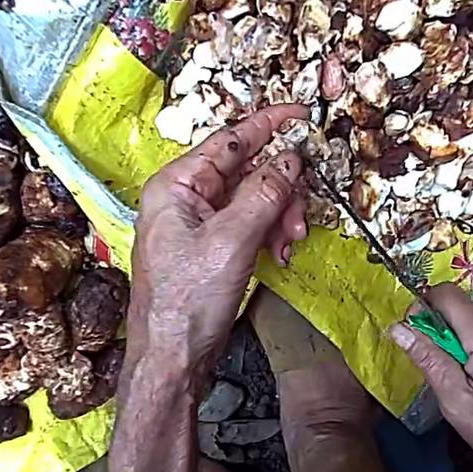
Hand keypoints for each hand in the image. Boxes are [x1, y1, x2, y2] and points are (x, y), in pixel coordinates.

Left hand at [127, 104, 310, 378]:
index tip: (299, 115)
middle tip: (299, 212)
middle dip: (279, 188)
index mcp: (177, 186)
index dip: (267, 125)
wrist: (173, 357)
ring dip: (277, 216)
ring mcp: (198, 225)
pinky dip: (268, 235)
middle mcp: (185, 199)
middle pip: (246, 171)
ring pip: (252, 200)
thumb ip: (264, 194)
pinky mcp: (211, 249)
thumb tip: (290, 159)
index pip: (229, 140)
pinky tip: (278, 254)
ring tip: (289, 242)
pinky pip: (248, 226)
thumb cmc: (187, 301)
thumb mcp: (231, 241)